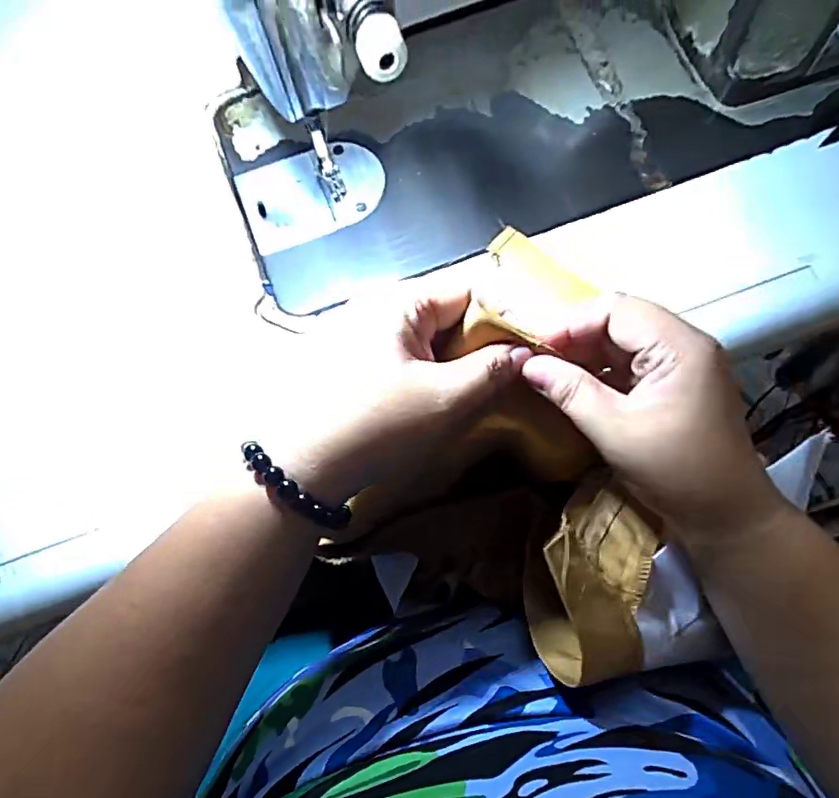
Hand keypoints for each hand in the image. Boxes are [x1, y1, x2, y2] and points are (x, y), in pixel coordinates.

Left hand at [257, 277, 527, 503]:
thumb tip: (525, 353)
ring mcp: (363, 335)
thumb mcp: (443, 399)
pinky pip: (407, 358)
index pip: (473, 287)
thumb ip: (492, 371)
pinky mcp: (354, 365)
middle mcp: (379, 306)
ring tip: (485, 391)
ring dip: (459, 362)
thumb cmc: (374, 426)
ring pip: (430, 339)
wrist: (301, 470)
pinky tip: (444, 400)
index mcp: (401, 300)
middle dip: (485, 341)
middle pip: (451, 312)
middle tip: (516, 375)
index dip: (510, 313)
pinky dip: (432, 374)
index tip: (538, 346)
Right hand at [525, 295, 782, 544]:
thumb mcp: (616, 432)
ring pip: (626, 345)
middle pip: (622, 322)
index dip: (570, 324)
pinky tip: (578, 391)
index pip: (616, 309)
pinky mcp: (680, 389)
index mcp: (680, 346)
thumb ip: (571, 393)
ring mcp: (685, 367)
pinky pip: (636, 369)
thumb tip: (529, 366)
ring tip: (551, 377)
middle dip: (576, 339)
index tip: (533, 349)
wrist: (727, 516)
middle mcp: (686, 345)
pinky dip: (605, 376)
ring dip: (588, 358)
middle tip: (536, 363)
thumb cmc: (676, 473)